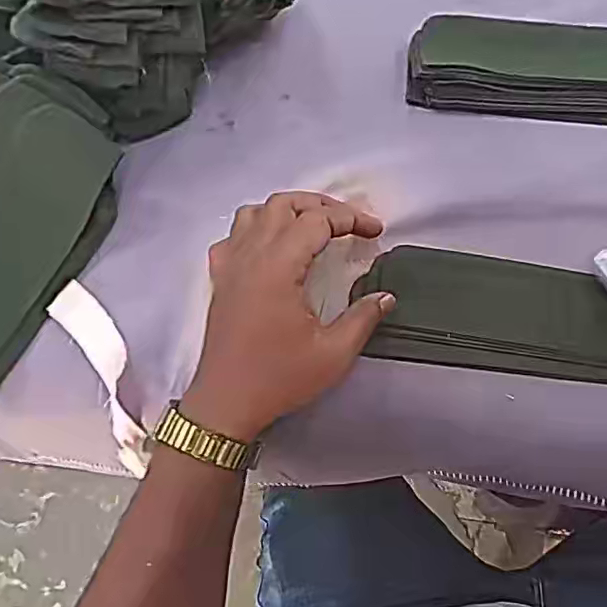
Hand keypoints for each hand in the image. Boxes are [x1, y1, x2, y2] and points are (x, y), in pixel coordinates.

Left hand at [180, 191, 393, 440]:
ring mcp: (230, 266)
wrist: (227, 402)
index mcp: (277, 269)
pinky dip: (258, 229)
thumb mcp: (334, 353)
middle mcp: (250, 257)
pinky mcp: (221, 280)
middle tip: (350, 222)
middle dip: (322, 205)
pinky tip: (273, 247)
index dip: (351, 219)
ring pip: (256, 213)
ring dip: (289, 210)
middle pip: (284, 204)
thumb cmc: (279, 378)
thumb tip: (385, 298)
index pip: (316, 221)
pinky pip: (235, 236)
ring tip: (315, 226)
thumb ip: (363, 318)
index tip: (374, 232)